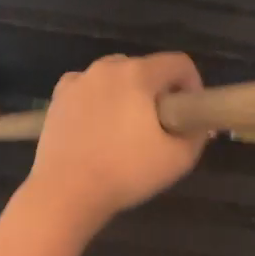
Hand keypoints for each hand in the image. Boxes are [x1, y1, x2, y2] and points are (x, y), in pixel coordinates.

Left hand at [21, 52, 208, 230]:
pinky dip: (97, 102)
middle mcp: (107, 67)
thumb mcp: (179, 160)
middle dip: (157, 91)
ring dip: (126, 95)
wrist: (67, 192)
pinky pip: (87, 90)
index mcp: (139, 74)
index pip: (179, 63)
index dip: (192, 84)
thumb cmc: (126, 174)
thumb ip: (196, 134)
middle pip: (145, 68)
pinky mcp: (58, 98)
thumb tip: (196, 124)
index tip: (189, 110)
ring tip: (125, 130)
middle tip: (159, 125)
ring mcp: (78, 80)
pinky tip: (97, 129)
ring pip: (114, 78)